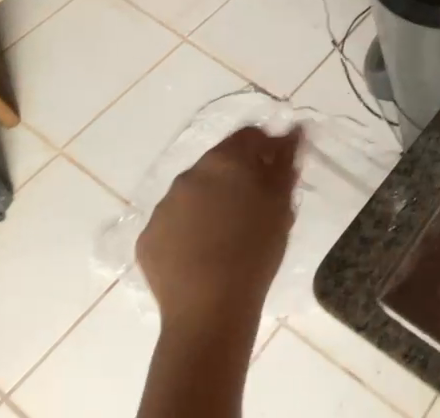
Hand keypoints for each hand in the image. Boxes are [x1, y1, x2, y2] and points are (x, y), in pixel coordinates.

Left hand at [136, 125, 301, 327]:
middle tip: (256, 206)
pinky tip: (203, 253)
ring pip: (194, 192)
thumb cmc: (256, 249)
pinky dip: (189, 229)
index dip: (266, 148)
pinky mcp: (147, 238)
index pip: (248, 136)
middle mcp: (189, 175)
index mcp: (225, 161)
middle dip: (237, 175)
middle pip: (218, 163)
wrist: (210, 308)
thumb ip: (286, 160)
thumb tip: (293, 130)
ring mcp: (163, 207)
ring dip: (211, 201)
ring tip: (227, 234)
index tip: (278, 171)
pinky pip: (173, 223)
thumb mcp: (282, 202)